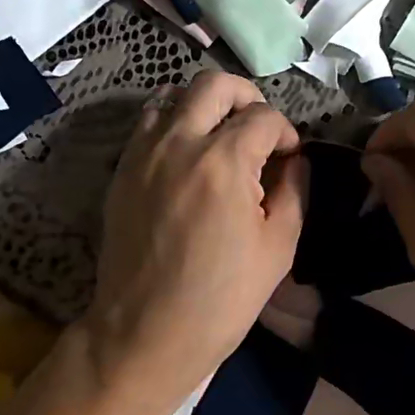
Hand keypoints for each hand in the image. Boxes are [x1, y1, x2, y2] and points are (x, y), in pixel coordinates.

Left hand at [78, 71, 307, 414]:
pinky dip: (170, 123)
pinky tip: (185, 154)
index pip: (263, 116)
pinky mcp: (120, 170)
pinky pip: (145, 125)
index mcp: (223, 161)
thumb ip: (293, 191)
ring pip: (171, 96)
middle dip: (245, 96)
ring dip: (201, 105)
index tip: (289, 157)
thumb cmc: (220, 299)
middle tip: (257, 128)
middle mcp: (178, 143)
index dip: (286, 132)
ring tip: (218, 136)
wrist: (145, 329)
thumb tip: (294, 160)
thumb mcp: (278, 248)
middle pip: (213, 85)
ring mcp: (142, 154)